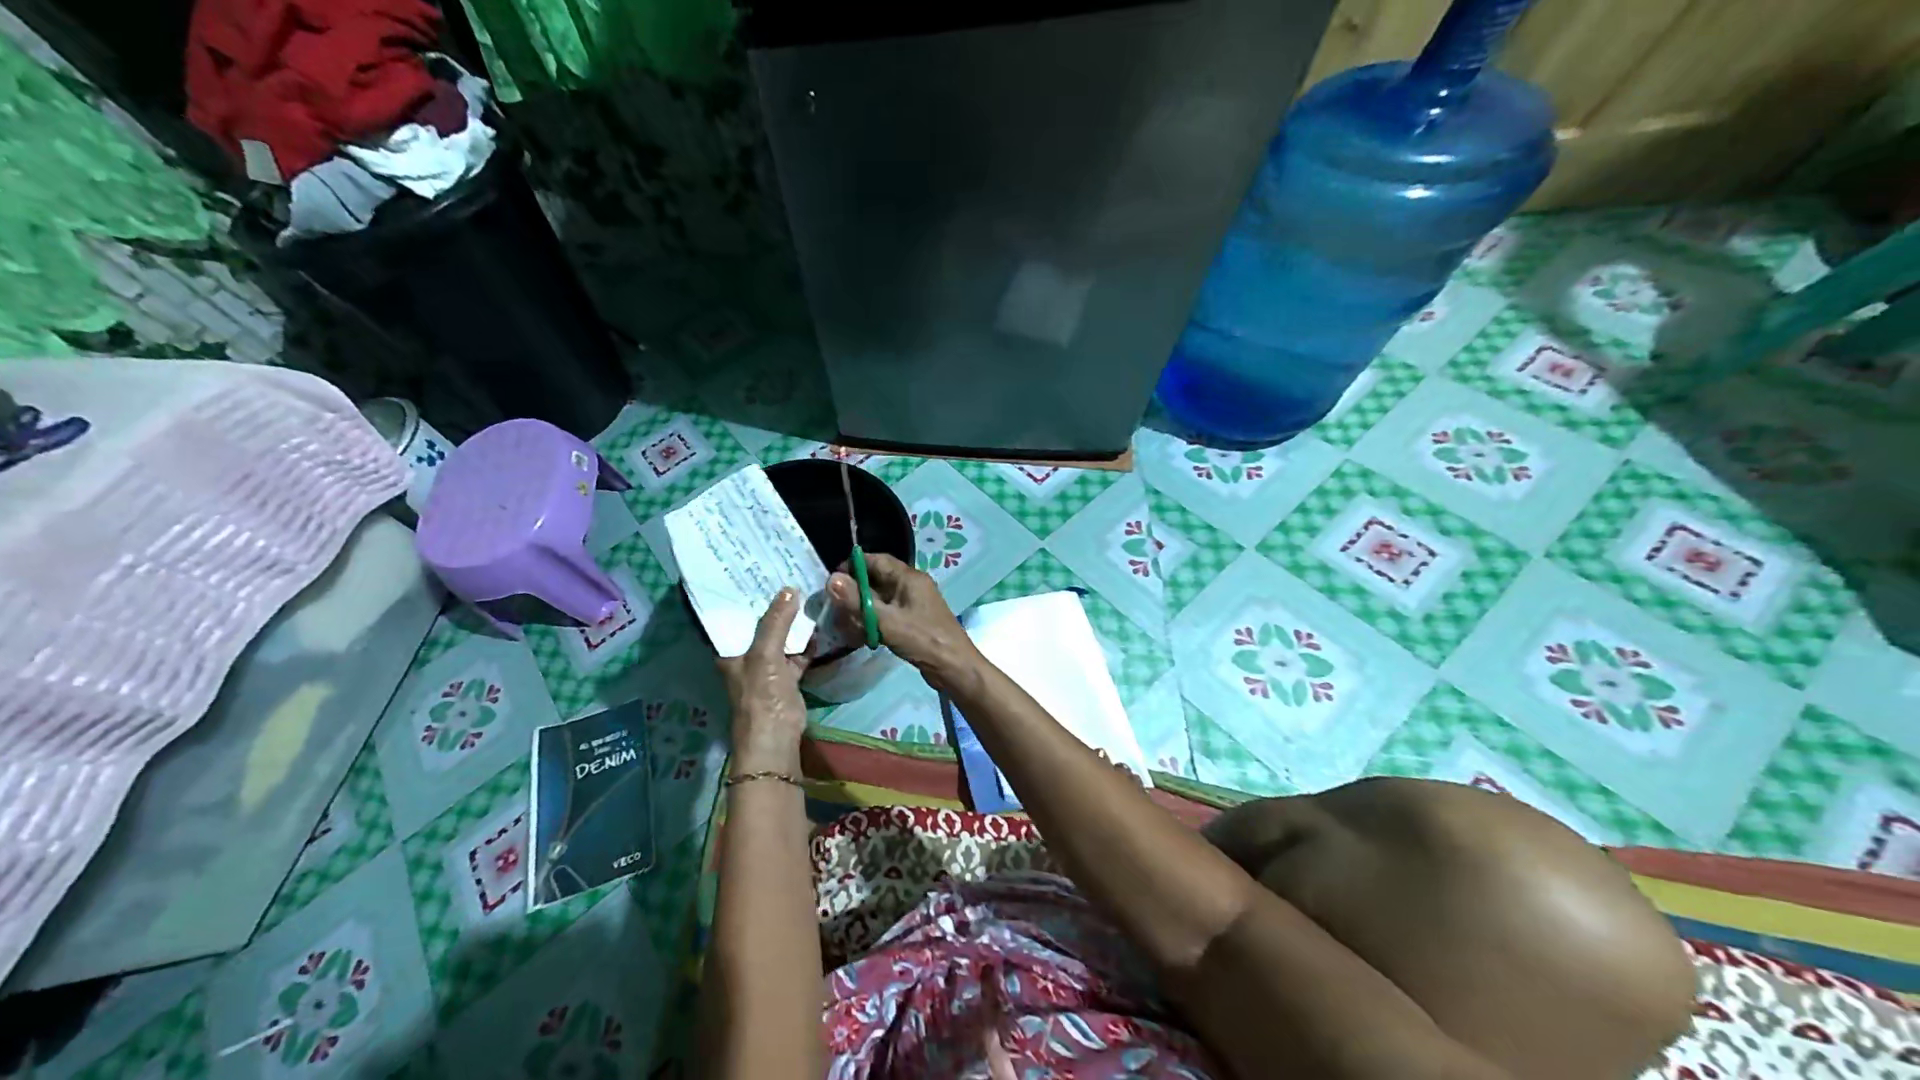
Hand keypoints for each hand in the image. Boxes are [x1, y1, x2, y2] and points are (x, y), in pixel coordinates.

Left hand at [715, 588, 807, 772]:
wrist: (776, 736)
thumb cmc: (761, 693)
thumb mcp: (765, 652)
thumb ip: (776, 621)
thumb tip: (789, 590)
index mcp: (730, 651)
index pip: (735, 618)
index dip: (746, 598)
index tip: (762, 575)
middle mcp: (746, 658)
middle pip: (760, 627)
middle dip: (774, 608)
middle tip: (791, 580)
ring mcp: (767, 669)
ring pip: (781, 639)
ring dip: (792, 625)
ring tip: (807, 597)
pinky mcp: (787, 679)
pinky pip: (797, 655)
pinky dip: (807, 644)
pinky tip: (819, 628)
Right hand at [828, 553, 978, 689]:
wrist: (954, 667)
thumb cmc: (922, 639)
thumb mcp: (886, 620)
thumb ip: (857, 600)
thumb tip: (831, 579)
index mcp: (909, 578)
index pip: (876, 560)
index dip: (853, 566)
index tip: (832, 581)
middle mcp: (912, 586)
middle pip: (877, 579)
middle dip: (855, 591)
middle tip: (835, 606)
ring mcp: (914, 604)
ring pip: (881, 598)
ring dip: (863, 608)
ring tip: (846, 622)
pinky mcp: (914, 620)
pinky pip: (888, 613)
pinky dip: (874, 620)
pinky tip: (863, 634)